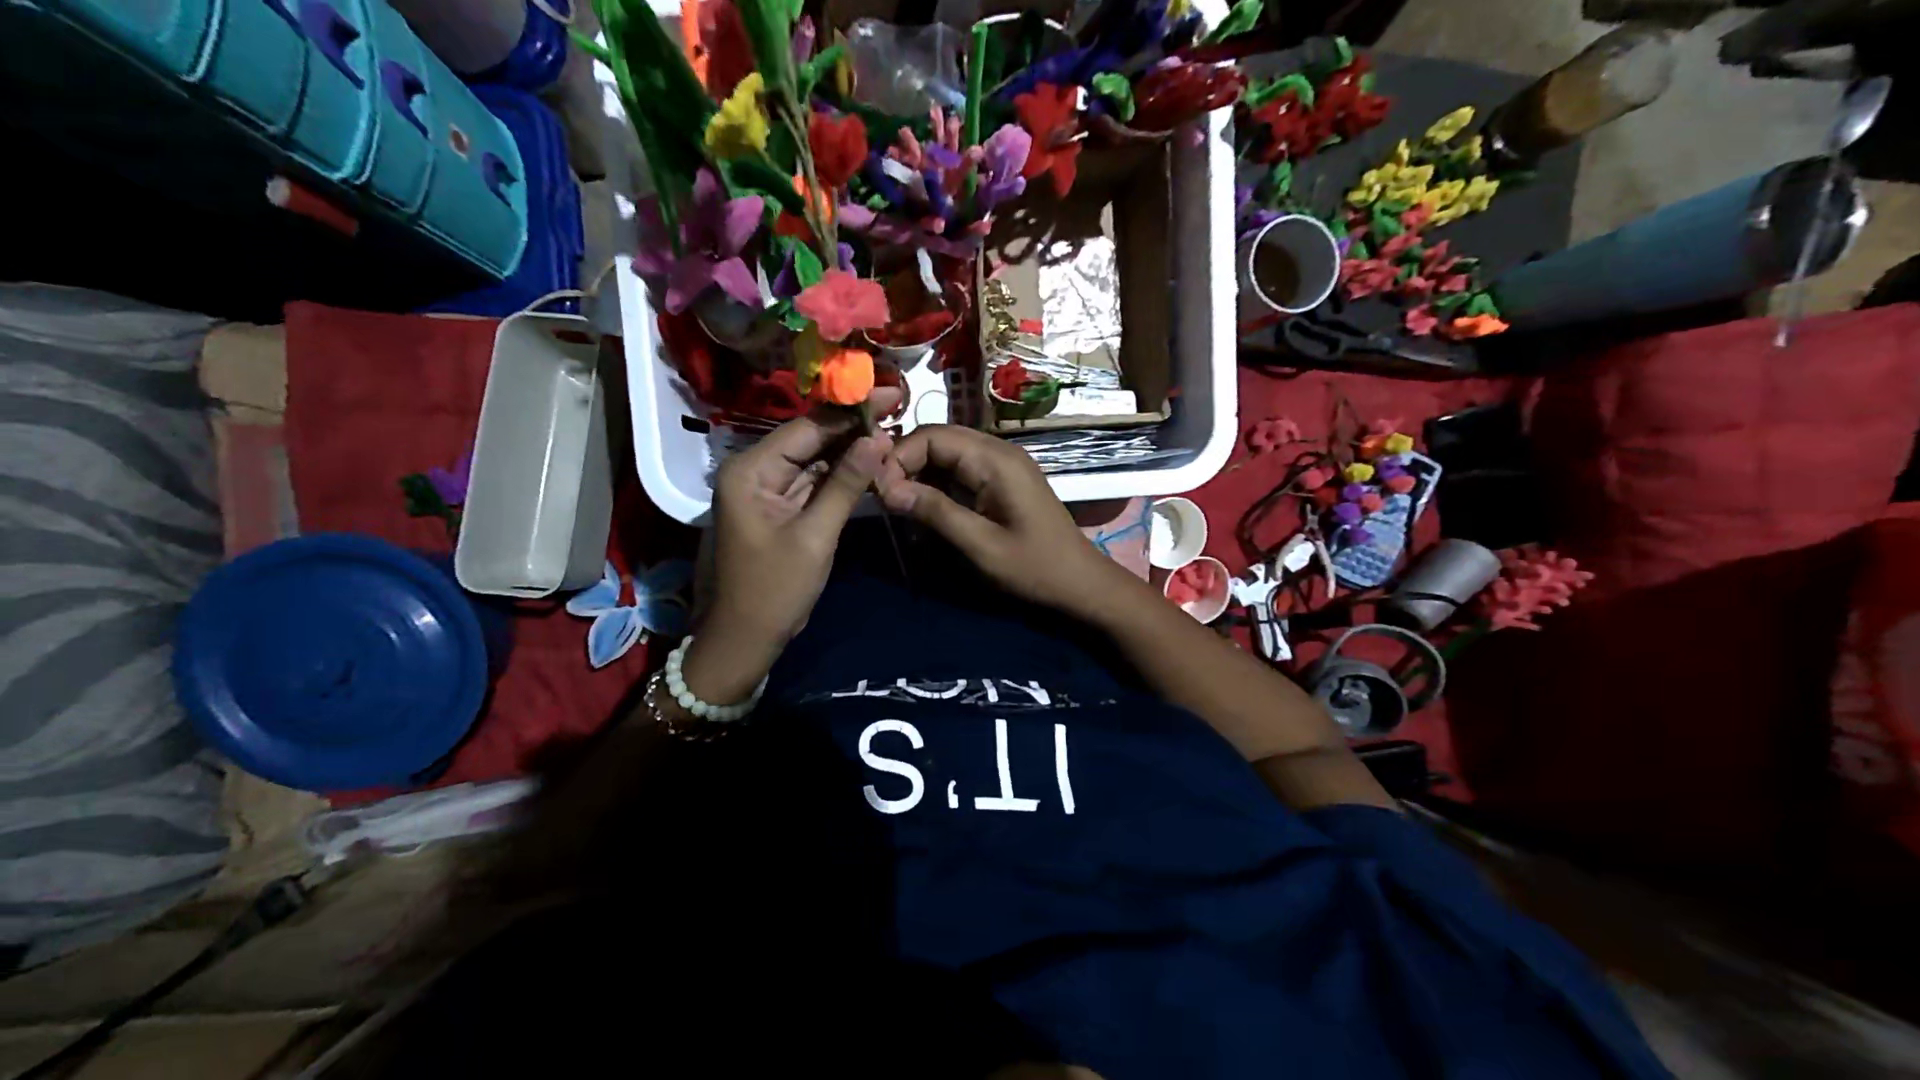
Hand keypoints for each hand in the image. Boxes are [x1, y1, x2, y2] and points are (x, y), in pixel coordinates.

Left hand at [683, 395, 896, 704]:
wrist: (745, 639)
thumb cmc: (774, 590)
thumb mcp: (815, 535)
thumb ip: (846, 484)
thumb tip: (878, 439)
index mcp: (751, 470)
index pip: (807, 428)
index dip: (850, 410)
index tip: (890, 393)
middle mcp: (754, 471)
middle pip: (810, 439)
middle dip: (853, 427)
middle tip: (898, 408)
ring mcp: (766, 490)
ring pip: (814, 459)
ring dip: (850, 449)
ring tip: (893, 430)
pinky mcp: (779, 508)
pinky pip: (813, 482)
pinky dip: (841, 474)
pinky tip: (871, 463)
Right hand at [877, 424, 1148, 626]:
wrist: (1080, 583)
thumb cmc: (1034, 567)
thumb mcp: (980, 545)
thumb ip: (934, 512)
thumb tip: (885, 488)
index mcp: (996, 459)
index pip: (933, 435)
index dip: (899, 456)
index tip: (879, 491)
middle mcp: (997, 452)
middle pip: (938, 441)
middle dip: (906, 466)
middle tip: (885, 501)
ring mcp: (1001, 466)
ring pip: (945, 457)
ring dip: (920, 479)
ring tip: (901, 512)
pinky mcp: (1000, 482)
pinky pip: (959, 473)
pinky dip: (937, 490)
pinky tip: (925, 517)